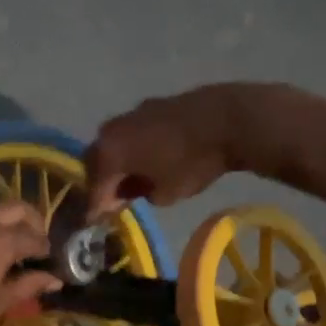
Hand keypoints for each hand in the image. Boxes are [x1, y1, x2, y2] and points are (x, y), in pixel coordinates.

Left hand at [0, 202, 62, 325]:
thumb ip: (28, 284)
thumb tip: (55, 278)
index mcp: (1, 239)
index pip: (35, 237)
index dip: (45, 249)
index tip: (46, 259)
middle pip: (16, 208)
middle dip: (30, 222)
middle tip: (31, 241)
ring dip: (0, 217)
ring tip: (0, 237)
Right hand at [83, 83, 280, 219]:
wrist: (230, 119)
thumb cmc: (192, 162)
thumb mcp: (165, 194)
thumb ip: (138, 195)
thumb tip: (129, 190)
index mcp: (107, 153)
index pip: (94, 188)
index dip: (95, 208)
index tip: (94, 221)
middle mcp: (111, 130)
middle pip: (97, 161)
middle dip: (102, 181)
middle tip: (112, 199)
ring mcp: (131, 114)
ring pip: (115, 143)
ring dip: (119, 162)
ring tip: (132, 178)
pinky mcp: (152, 104)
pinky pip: (134, 132)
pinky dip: (136, 147)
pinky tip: (150, 157)